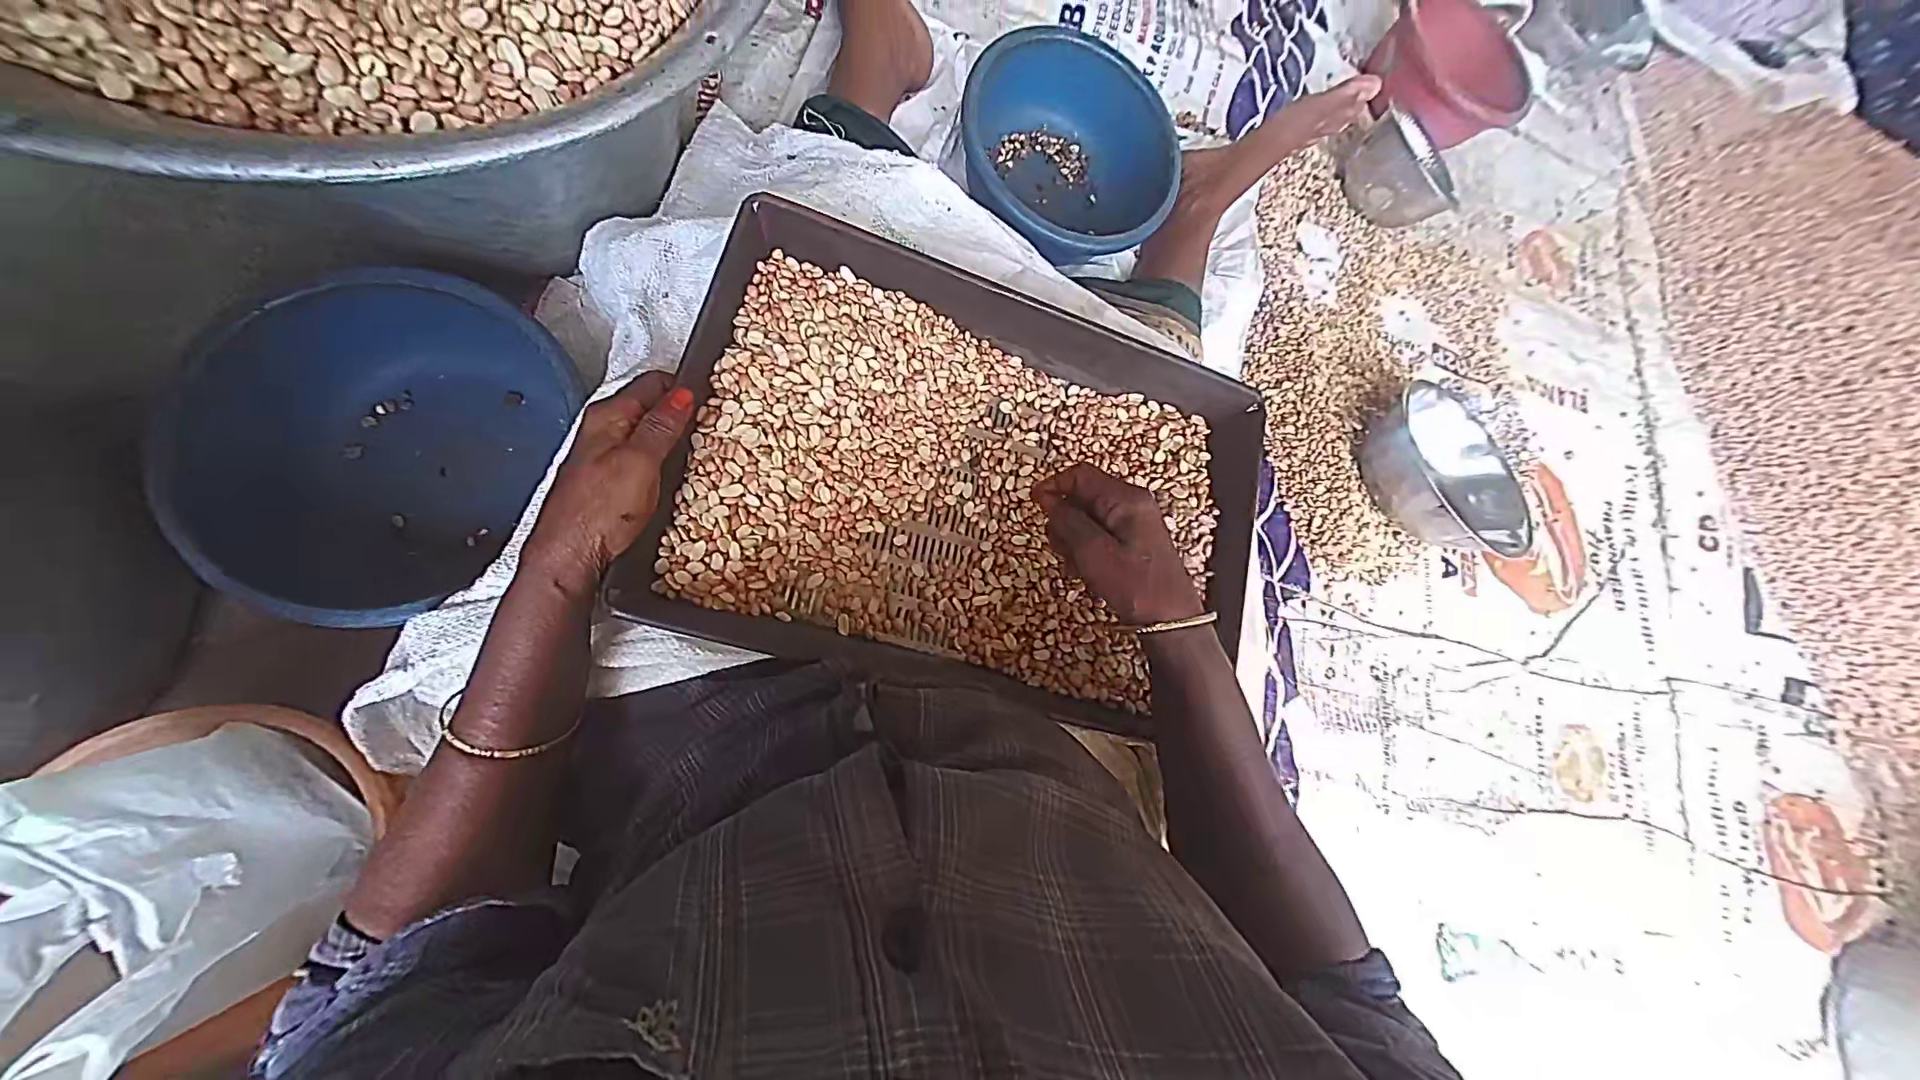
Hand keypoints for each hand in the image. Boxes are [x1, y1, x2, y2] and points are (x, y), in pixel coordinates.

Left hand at [523, 371, 694, 587]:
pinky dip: (665, 460)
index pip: (654, 383)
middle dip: (682, 413)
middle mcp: (605, 431)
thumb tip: (683, 395)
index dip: (685, 388)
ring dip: (675, 439)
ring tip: (699, 449)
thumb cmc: (596, 513)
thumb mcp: (640, 462)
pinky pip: (646, 458)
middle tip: (711, 425)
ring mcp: (608, 455)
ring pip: (650, 434)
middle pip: (652, 407)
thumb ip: (662, 426)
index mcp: (608, 417)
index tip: (711, 399)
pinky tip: (676, 474)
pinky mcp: (613, 479)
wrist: (570, 556)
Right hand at [1032, 463, 1204, 625]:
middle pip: (1082, 496)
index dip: (1053, 486)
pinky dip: (1084, 548)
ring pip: (1086, 517)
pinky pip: (1098, 534)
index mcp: (1125, 499)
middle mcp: (1131, 503)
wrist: (1170, 621)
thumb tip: (1047, 498)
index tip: (1034, 503)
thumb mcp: (1093, 552)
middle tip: (1060, 547)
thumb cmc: (1135, 586)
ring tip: (1075, 564)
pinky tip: (1085, 570)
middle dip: (1063, 519)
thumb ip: (1067, 520)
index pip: (1080, 474)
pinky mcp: (1132, 540)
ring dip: (1071, 538)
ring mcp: (1133, 522)